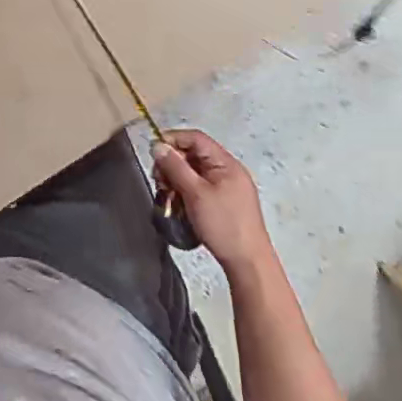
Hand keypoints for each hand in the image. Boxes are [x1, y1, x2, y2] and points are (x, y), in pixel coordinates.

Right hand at [153, 129, 275, 277]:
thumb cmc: (223, 224)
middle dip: (173, 165)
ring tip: (168, 197)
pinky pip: (201, 189)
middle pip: (194, 155)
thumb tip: (158, 145)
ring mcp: (228, 187)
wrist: (248, 261)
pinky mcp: (225, 203)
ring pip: (196, 174)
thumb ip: (176, 168)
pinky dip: (187, 193)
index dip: (173, 140)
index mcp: (225, 162)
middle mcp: (228, 170)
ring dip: (178, 181)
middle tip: (159, 182)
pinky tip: (179, 207)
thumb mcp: (195, 194)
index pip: (196, 138)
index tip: (154, 153)